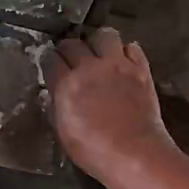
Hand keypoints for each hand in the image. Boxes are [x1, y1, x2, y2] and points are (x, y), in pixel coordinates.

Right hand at [45, 27, 179, 181]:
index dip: (48, 59)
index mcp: (66, 84)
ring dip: (98, 41)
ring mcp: (117, 66)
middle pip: (73, 43)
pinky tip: (123, 62)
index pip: (50, 59)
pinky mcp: (140, 70)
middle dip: (67, 48)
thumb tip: (55, 93)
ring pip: (104, 34)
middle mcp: (89, 68)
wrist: (135, 154)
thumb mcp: (63, 131)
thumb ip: (57, 106)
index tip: (49, 62)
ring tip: (98, 53)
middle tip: (70, 57)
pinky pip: (132, 48)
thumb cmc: (93, 151)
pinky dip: (126, 51)